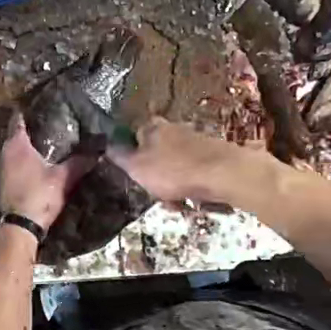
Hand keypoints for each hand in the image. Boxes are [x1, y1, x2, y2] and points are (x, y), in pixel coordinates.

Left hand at [0, 112, 94, 230]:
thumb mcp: (63, 178)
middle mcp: (4, 152)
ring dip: (25, 147)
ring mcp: (0, 168)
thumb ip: (79, 164)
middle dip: (29, 130)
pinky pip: (11, 163)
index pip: (18, 120)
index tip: (39, 107)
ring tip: (44, 144)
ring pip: (12, 150)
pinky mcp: (1, 182)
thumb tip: (97, 153)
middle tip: (47, 125)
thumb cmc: (39, 195)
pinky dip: (21, 161)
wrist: (20, 226)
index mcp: (16, 145)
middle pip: (15, 135)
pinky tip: (35, 165)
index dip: (28, 112)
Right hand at [108, 118, 271, 204]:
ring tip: (179, 202)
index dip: (132, 155)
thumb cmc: (174, 171)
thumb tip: (106, 145)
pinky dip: (192, 188)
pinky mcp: (214, 155)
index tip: (134, 174)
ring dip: (174, 187)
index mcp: (153, 127)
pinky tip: (195, 200)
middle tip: (157, 194)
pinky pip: (195, 174)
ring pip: (176, 168)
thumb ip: (120, 156)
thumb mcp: (137, 167)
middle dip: (156, 177)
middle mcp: (175, 128)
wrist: (223, 174)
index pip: (135, 134)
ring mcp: (197, 141)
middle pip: (157, 154)